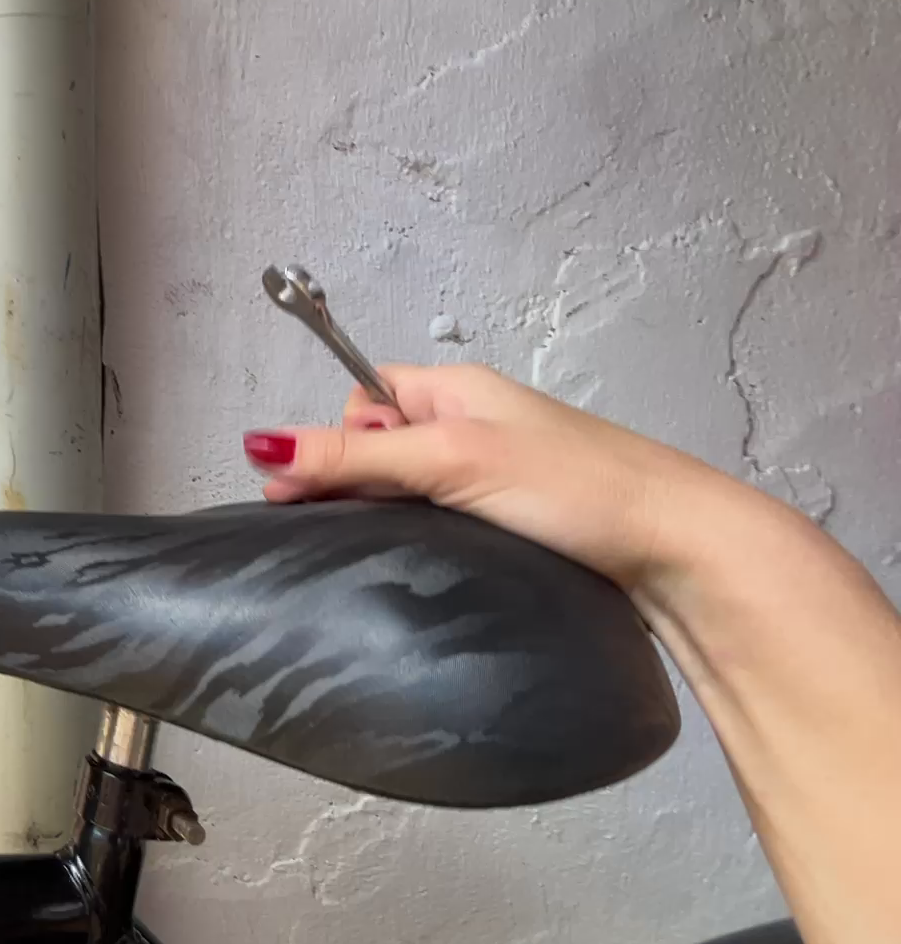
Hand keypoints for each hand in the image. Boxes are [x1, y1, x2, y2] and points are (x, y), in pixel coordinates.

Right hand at [241, 362, 774, 598]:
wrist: (687, 554)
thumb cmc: (570, 487)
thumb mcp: (447, 459)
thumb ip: (350, 453)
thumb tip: (256, 444)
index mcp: (453, 390)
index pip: (361, 399)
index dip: (340, 436)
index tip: (341, 479)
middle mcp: (465, 423)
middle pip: (374, 442)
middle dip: (355, 476)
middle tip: (371, 514)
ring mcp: (486, 471)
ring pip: (399, 482)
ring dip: (383, 507)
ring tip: (395, 538)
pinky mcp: (500, 514)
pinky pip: (428, 512)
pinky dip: (412, 529)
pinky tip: (417, 551)